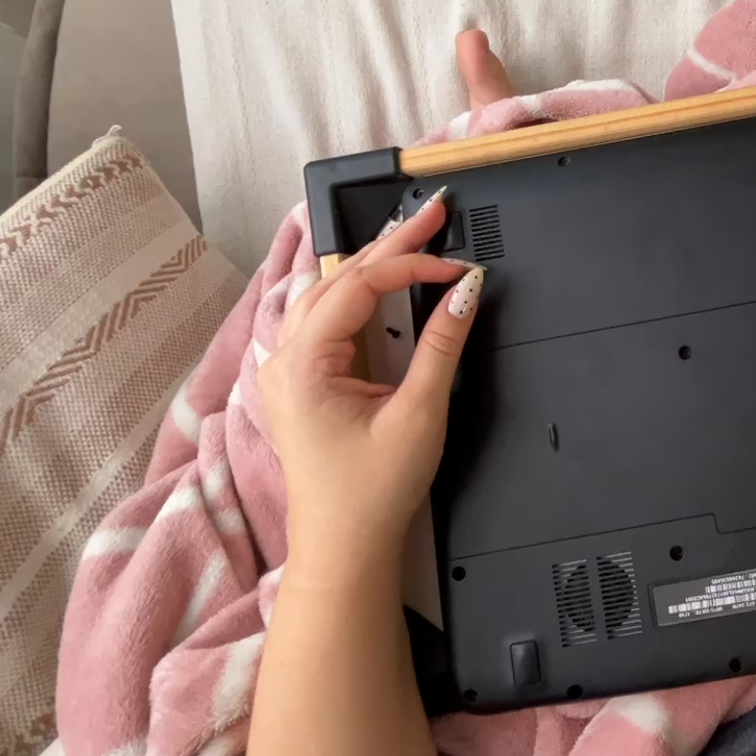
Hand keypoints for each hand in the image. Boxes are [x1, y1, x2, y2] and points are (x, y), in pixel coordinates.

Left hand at [258, 30, 511, 570]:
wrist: (344, 545)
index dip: (413, 267)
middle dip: (390, 243)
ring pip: (330, 292)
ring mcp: (291, 367)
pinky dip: (361, 288)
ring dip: (373, 261)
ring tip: (413, 234)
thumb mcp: (419, 412)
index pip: (361, 286)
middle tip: (435, 210)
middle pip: (339, 278)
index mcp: (304, 363)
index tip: (460, 269)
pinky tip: (377, 276)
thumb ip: (442, 344)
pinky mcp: (307, 378)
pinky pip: (330, 315)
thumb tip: (468, 290)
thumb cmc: (374, 488)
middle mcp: (287, 356)